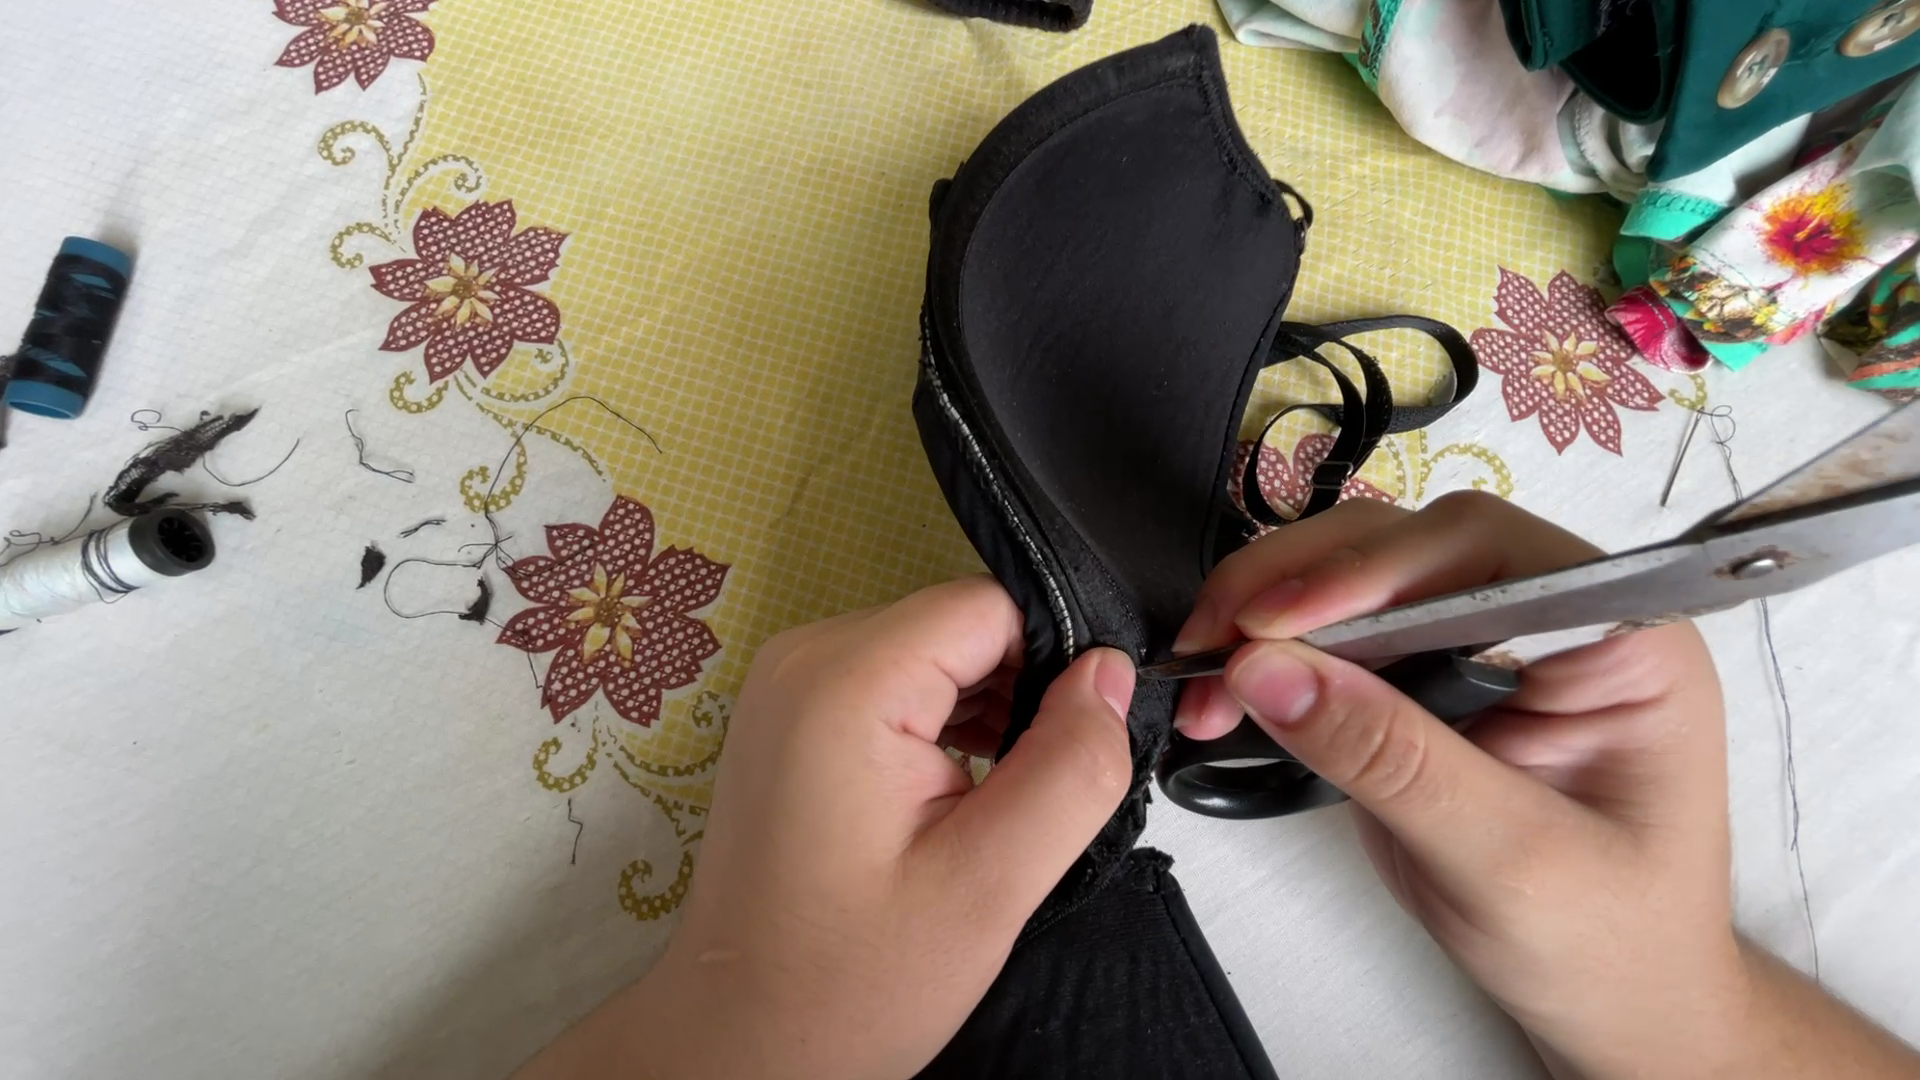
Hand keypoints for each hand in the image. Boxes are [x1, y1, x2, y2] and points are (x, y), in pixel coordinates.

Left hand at [516, 578, 1135, 1079]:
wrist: (740, 1032)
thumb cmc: (852, 978)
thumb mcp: (989, 884)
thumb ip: (1071, 767)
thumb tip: (1109, 672)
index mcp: (845, 679)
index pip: (987, 605)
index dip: (1051, 654)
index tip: (1076, 731)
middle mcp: (807, 652)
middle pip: (959, 622)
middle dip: (1017, 684)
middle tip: (1036, 780)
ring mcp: (794, 674)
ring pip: (935, 646)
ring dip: (983, 703)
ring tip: (996, 791)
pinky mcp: (796, 702)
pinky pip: (898, 673)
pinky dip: (944, 713)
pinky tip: (957, 779)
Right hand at [1174, 492, 1918, 1078]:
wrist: (1594, 985)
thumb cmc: (1599, 938)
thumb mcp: (1507, 859)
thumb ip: (1390, 757)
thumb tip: (1259, 669)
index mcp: (1604, 633)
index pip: (1474, 549)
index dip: (1363, 569)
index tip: (1269, 625)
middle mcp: (1523, 610)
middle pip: (1383, 543)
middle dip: (1281, 586)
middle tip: (1208, 647)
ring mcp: (1453, 634)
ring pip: (1330, 575)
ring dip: (1249, 615)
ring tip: (1200, 678)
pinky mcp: (1396, 668)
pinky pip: (1308, 629)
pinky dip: (1250, 653)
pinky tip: (1217, 692)